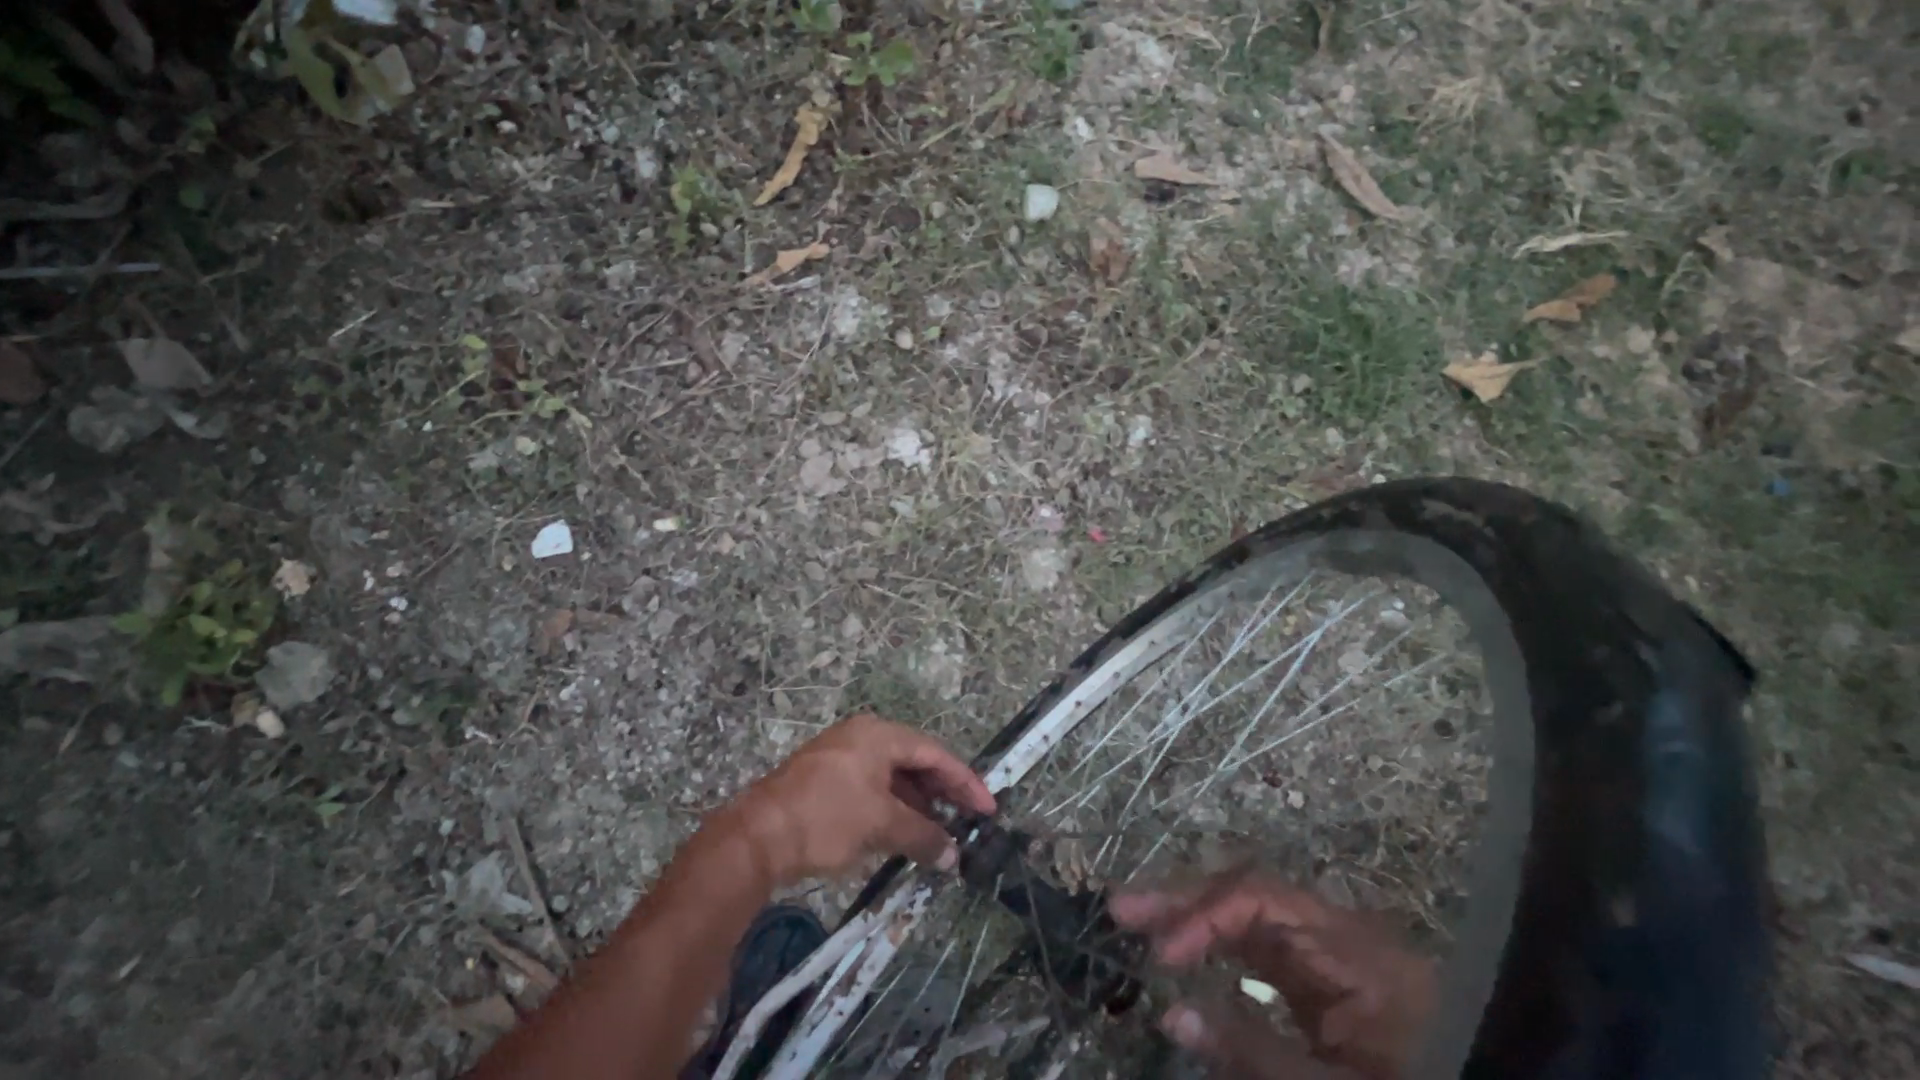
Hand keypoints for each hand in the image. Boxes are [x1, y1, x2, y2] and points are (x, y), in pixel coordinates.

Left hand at [719, 713, 994, 888]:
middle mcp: (861, 738)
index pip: (934, 753)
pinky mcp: (824, 782)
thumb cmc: (827, 819)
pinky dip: (893, 808)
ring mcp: (839, 758)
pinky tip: (903, 833)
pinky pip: (871, 789)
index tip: (987, 809)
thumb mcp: (882, 825)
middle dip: (942, 792)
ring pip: (892, 777)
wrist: (756, 838)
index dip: (964, 781)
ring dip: (918, 804)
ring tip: (940, 833)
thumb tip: (953, 856)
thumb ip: (923, 836)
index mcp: (878, 735)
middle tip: (968, 820)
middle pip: (914, 761)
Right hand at [1111, 872, 1435, 1079]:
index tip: (1161, 955)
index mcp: (1349, 948)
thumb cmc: (1417, 1079)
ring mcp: (1336, 957)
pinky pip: (1268, 947)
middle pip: (1249, 894)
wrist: (1496, 1079)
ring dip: (1197, 916)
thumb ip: (1253, 1049)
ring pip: (1254, 915)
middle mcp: (1337, 935)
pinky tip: (1191, 954)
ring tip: (1141, 921)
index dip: (1202, 916)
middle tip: (1121, 908)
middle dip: (1184, 898)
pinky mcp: (1333, 983)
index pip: (1258, 900)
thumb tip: (1171, 1012)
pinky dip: (1223, 946)